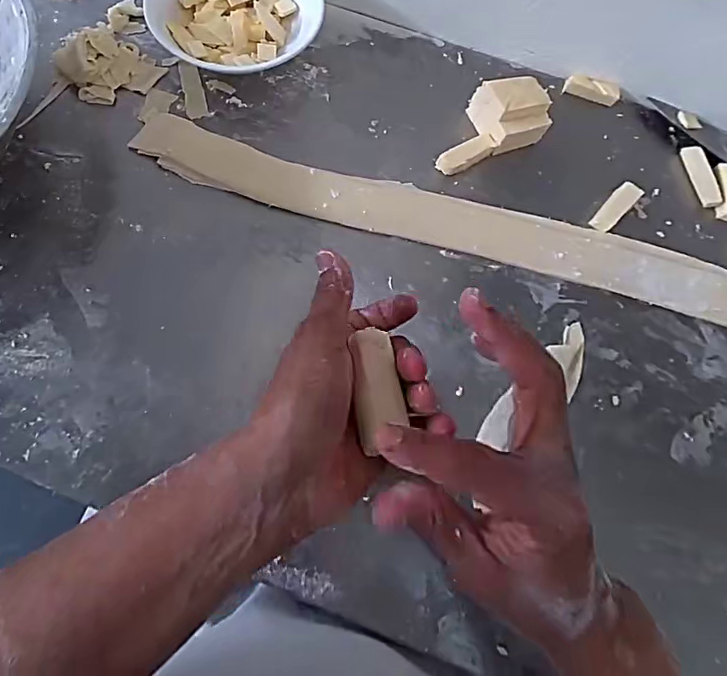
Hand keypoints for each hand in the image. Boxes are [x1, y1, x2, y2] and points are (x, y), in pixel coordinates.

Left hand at [247, 250, 453, 540]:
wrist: (289, 472)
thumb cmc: (304, 397)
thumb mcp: (318, 338)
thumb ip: (333, 298)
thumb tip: (329, 254)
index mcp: (336, 347)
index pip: (371, 322)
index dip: (391, 313)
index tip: (412, 307)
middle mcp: (353, 378)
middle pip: (398, 360)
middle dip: (413, 360)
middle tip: (413, 371)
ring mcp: (368, 415)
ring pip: (410, 396)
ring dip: (425, 396)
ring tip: (424, 405)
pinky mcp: (380, 450)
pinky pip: (412, 436)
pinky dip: (428, 433)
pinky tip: (437, 432)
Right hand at [371, 289, 675, 674]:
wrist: (576, 600)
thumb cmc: (528, 592)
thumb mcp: (478, 573)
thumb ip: (436, 527)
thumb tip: (386, 500)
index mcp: (538, 504)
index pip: (477, 466)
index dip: (429, 451)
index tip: (388, 436)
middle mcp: (555, 462)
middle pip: (542, 385)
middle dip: (505, 338)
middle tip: (470, 303)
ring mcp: (559, 445)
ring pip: (544, 375)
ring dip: (509, 336)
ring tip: (474, 308)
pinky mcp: (551, 436)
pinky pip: (539, 384)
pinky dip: (514, 353)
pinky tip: (485, 340)